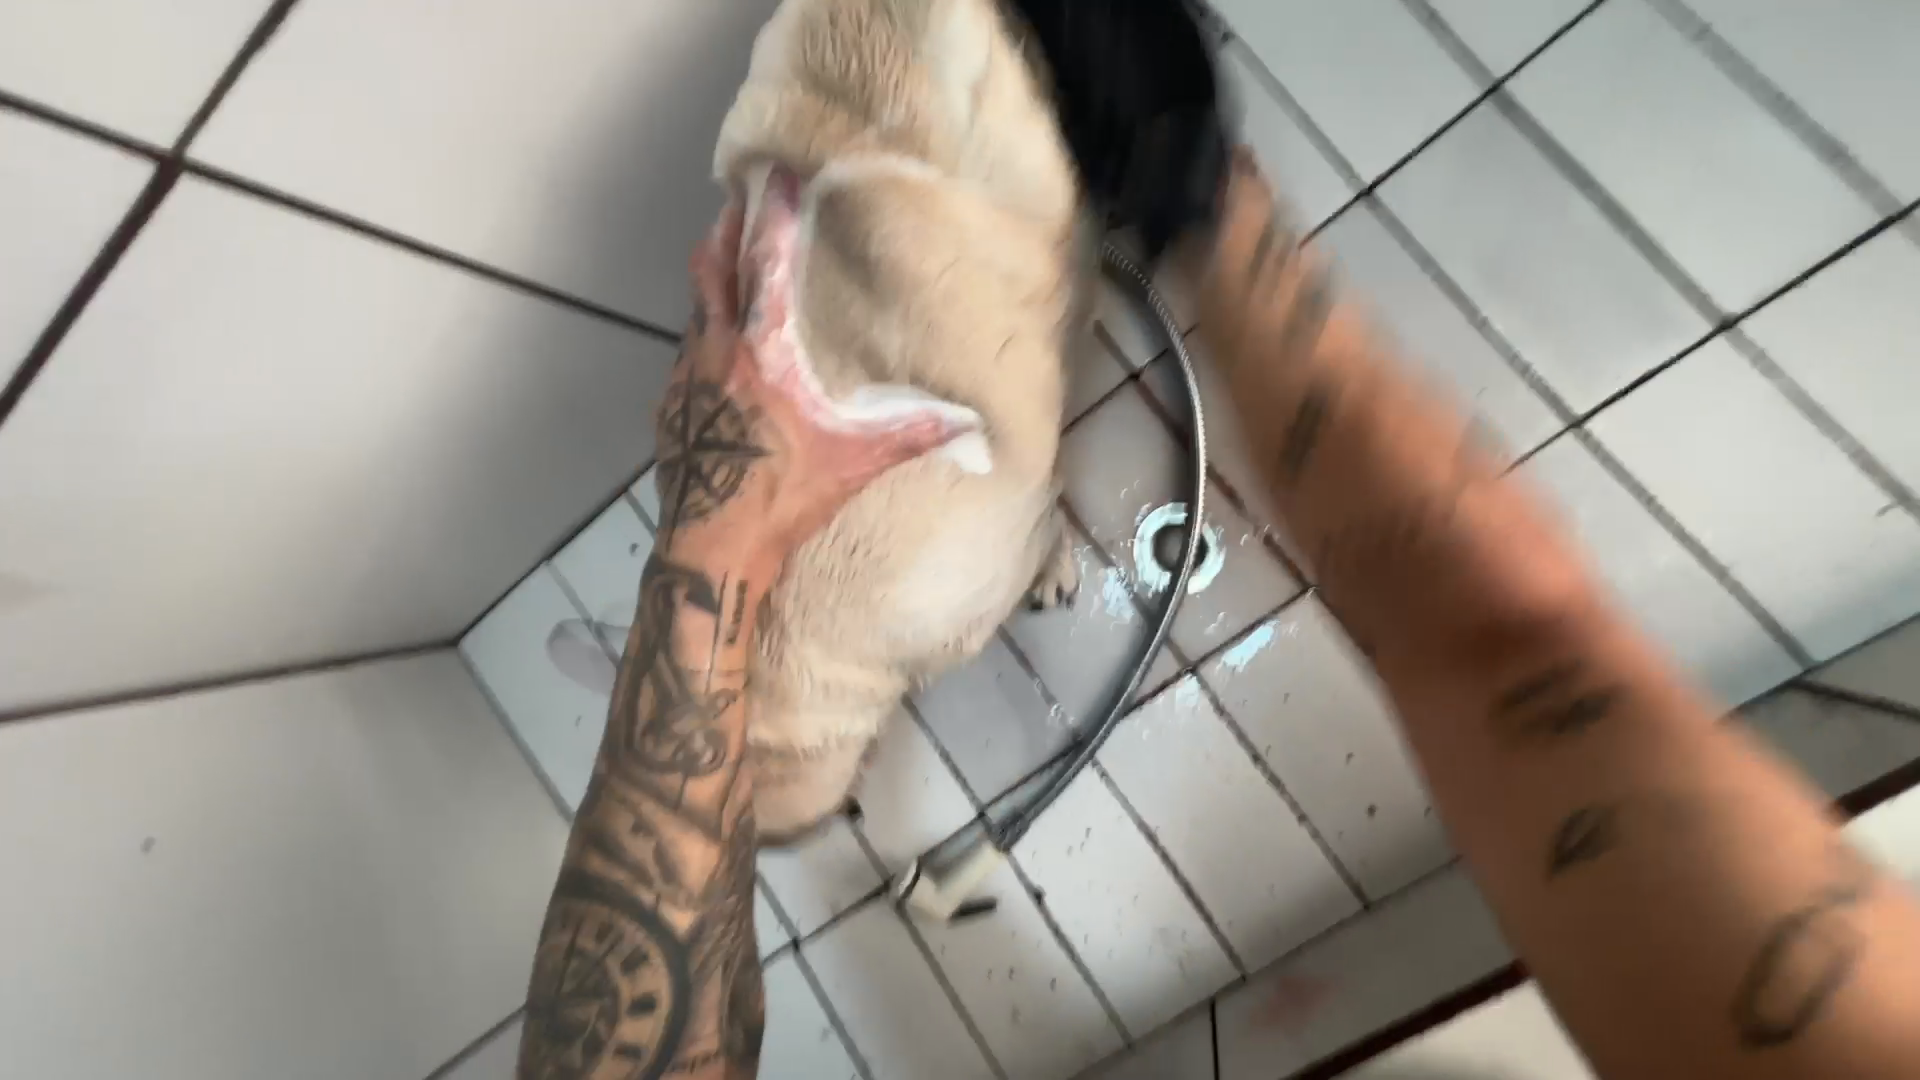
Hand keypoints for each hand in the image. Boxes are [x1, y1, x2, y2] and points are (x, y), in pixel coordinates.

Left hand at [653, 174, 981, 557]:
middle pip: (712, 269)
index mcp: (763, 353)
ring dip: (711, 276)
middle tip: (739, 198)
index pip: (765, 267)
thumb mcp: (856, 462)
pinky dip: (701, 328)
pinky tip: (716, 344)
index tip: (774, 175)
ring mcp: (684, 377)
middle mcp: (715, 351)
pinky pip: (685, 348)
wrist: (714, 542)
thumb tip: (972, 425)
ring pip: (694, 308)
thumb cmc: (786, 495)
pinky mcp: (669, 406)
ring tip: (727, 259)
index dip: (772, 217)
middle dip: (726, 228)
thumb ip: (912, 433)